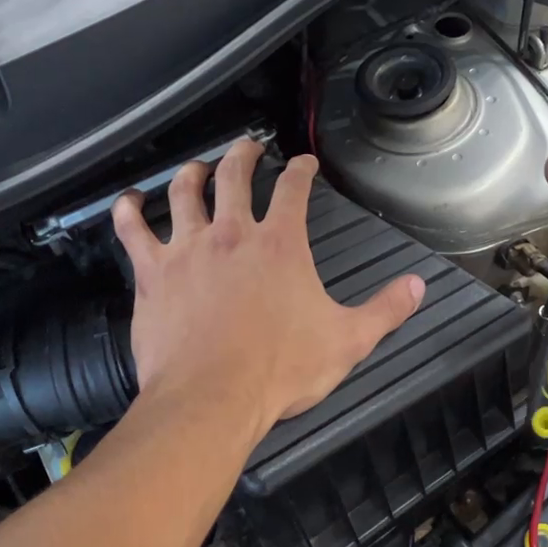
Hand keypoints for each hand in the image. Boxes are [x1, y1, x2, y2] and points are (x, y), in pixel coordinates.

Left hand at [108, 139, 424, 448]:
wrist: (212, 399)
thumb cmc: (281, 369)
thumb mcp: (349, 340)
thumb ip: (386, 309)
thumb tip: (418, 286)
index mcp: (281, 244)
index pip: (293, 189)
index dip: (300, 169)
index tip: (303, 163)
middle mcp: (232, 234)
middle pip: (235, 175)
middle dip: (244, 154)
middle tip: (248, 147)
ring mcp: (188, 250)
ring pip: (185, 192)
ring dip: (193, 173)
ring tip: (198, 166)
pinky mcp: (153, 274)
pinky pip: (133, 231)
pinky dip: (129, 211)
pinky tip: (129, 201)